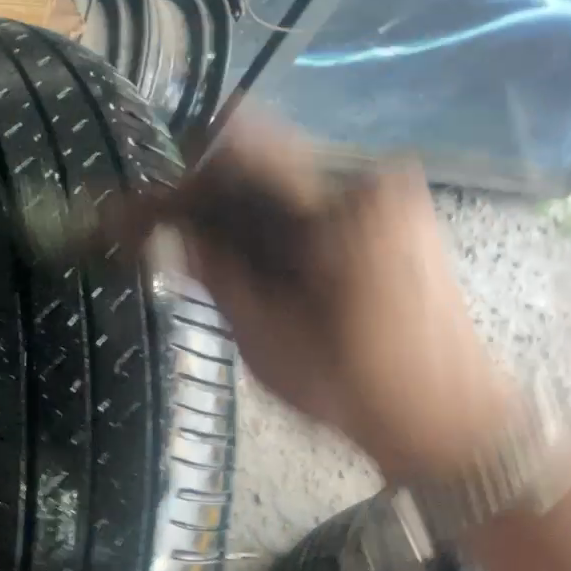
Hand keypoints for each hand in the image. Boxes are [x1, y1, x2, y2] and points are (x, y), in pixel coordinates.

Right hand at [127, 115, 518, 481]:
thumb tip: (158, 229)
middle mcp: (367, 180)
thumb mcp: (263, 332)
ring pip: (275, 190)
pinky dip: (257, 231)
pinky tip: (225, 263)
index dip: (171, 178)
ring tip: (171, 254)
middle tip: (133, 238)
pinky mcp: (386, 222)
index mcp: (340, 201)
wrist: (448, 417)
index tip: (122, 212)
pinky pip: (302, 209)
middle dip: (190, 202)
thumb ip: (213, 269)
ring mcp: (382, 199)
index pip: (237, 153)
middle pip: (255, 169)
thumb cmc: (351, 384)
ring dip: (220, 219)